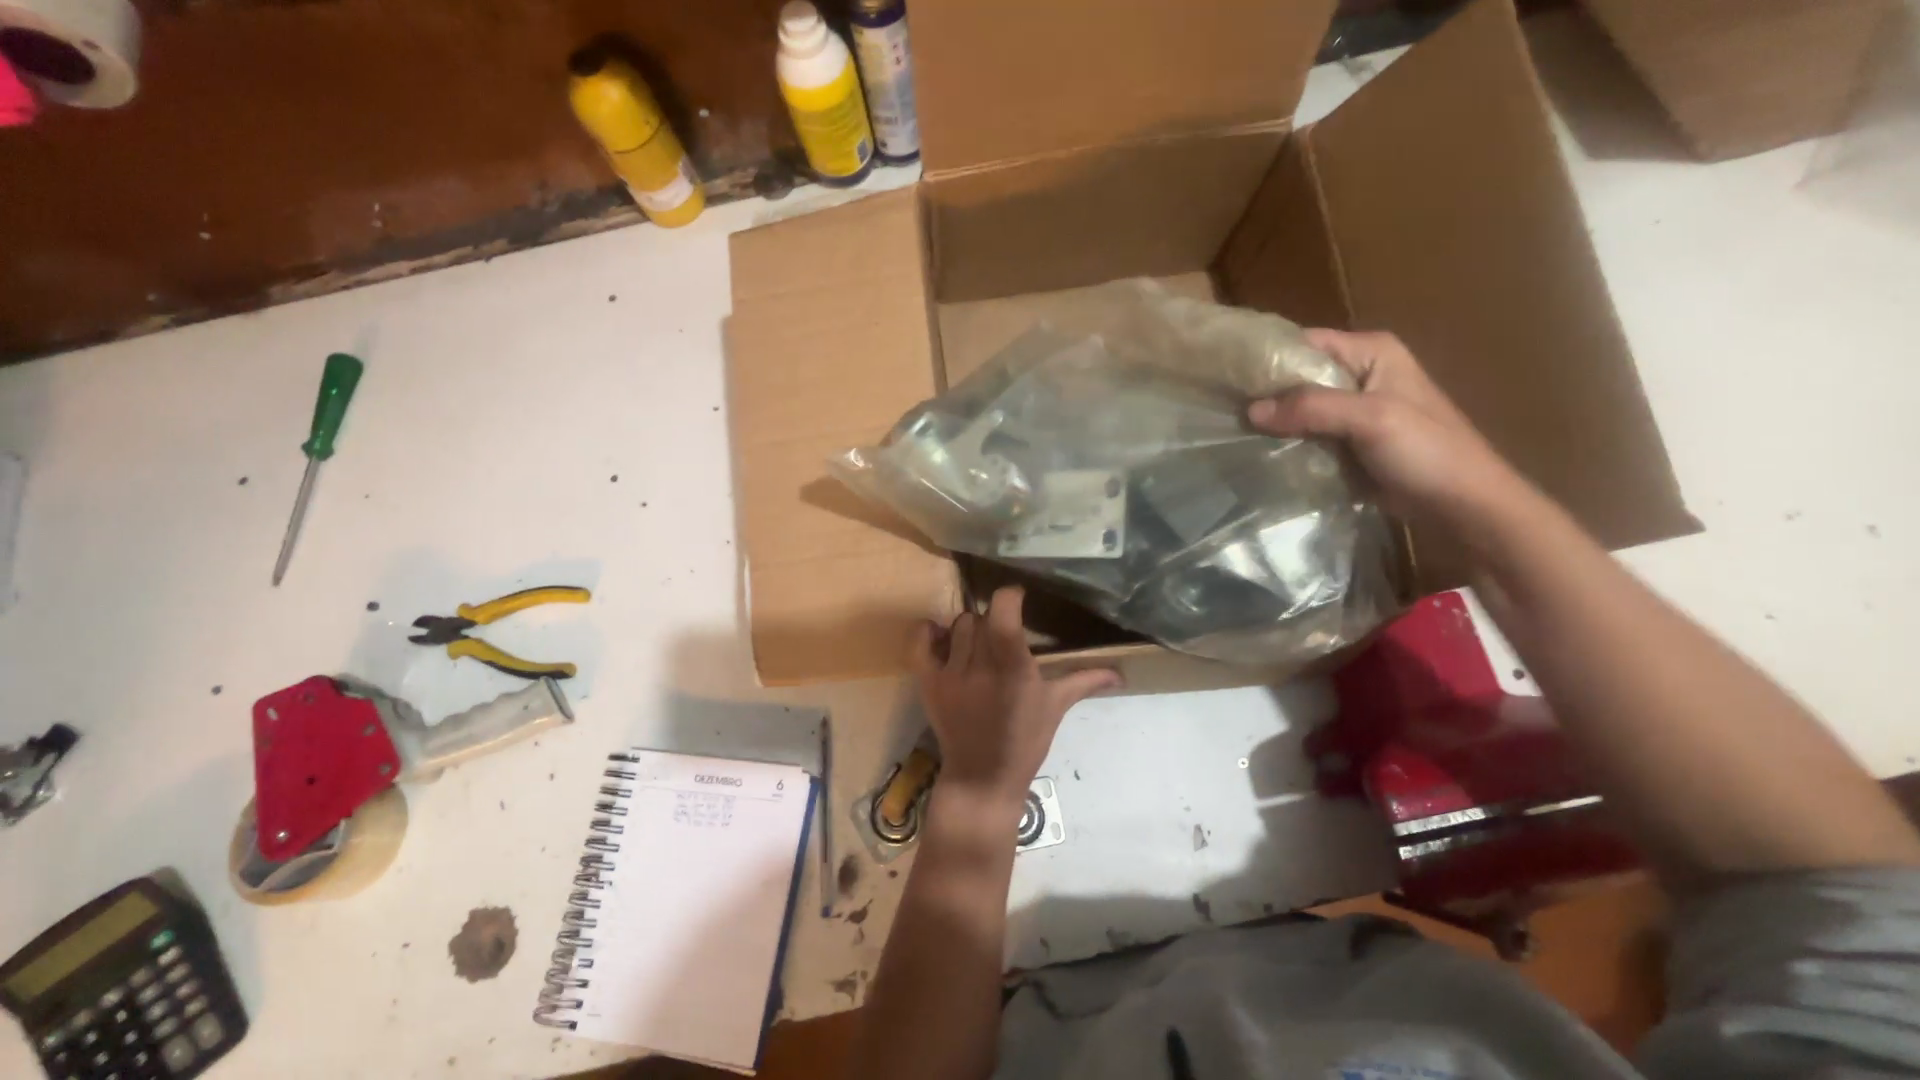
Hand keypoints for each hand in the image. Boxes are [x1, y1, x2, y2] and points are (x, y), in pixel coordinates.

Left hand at [910, 587, 1120, 806]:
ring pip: (958, 626)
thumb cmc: (1024, 743)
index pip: (1003, 612)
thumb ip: (1084, 681)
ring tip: (979, 647)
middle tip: (1003, 637)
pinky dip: (928, 633)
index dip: (1010, 597)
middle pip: (982, 617)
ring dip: (970, 631)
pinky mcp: (929, 684)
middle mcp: (981, 666)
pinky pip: (920, 643)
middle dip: (994, 621)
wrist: (982, 778)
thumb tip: (1119, 673)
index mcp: (1014, 669)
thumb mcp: (1055, 708)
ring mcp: (951, 674)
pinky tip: (942, 638)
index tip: (1019, 600)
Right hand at [1248, 329, 1526, 527]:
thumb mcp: (1372, 419)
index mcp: (1372, 352)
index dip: (1266, 357)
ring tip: (1231, 433)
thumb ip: (1312, 408)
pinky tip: (1259, 455)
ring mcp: (1355, 412)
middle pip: (1299, 377)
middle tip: (1222, 409)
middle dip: (1265, 394)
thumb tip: (1251, 409)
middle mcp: (1360, 374)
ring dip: (1274, 424)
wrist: (1465, 506)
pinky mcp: (1350, 445)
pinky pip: (1309, 438)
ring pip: (1301, 410)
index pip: (1305, 342)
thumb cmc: (1428, 452)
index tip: (1225, 375)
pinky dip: (1288, 446)